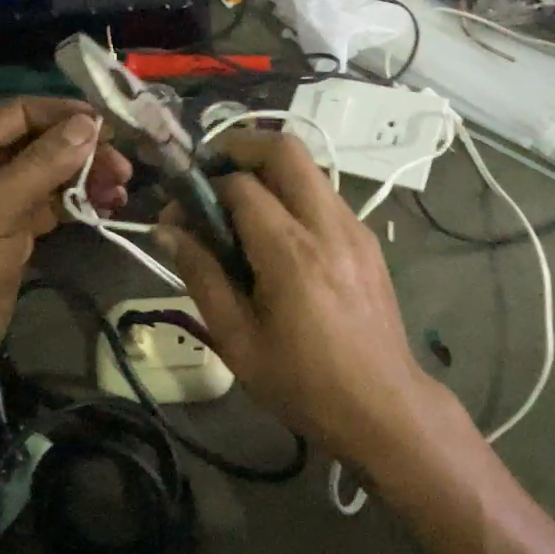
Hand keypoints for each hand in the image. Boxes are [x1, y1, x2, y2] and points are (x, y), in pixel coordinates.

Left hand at [0, 97, 132, 363]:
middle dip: (80, 150)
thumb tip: (89, 123)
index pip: (17, 114)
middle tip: (122, 167)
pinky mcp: (11, 235)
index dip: (61, 113)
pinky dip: (77, 204)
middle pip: (38, 144)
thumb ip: (43, 163)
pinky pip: (50, 208)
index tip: (105, 124)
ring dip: (84, 178)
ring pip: (48, 177)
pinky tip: (106, 207)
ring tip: (121, 190)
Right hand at [157, 133, 453, 472]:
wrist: (385, 407)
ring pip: (308, 168)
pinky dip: (294, 194)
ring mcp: (355, 228)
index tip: (178, 211)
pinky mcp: (368, 239)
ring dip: (269, 170)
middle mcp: (328, 226)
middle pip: (286, 149)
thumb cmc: (305, 385)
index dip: (201, 187)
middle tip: (210, 172)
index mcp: (292, 253)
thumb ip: (203, 277)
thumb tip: (169, 231)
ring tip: (238, 206)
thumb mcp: (239, 342)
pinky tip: (275, 235)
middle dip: (241, 146)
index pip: (241, 185)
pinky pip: (324, 195)